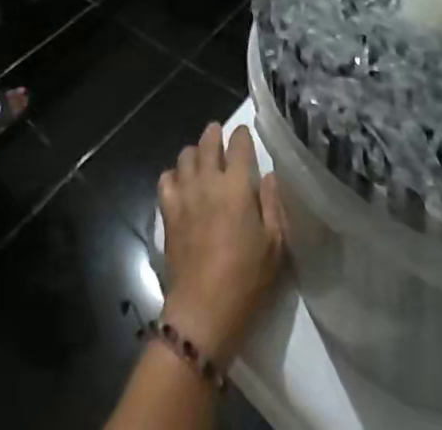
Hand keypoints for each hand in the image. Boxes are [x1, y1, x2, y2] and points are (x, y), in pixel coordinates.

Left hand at [158, 123, 285, 365]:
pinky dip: (174, 174)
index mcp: (237, 186)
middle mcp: (208, 181)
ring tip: (202, 157)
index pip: (239, 145)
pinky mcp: (167, 212)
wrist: (203, 309)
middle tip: (219, 133)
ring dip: (195, 152)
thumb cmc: (247, 279)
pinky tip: (181, 182)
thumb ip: (273, 204)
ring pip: (184, 157)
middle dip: (214, 134)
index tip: (244, 134)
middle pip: (207, 143)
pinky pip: (166, 179)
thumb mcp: (275, 244)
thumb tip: (269, 176)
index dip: (242, 135)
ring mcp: (184, 195)